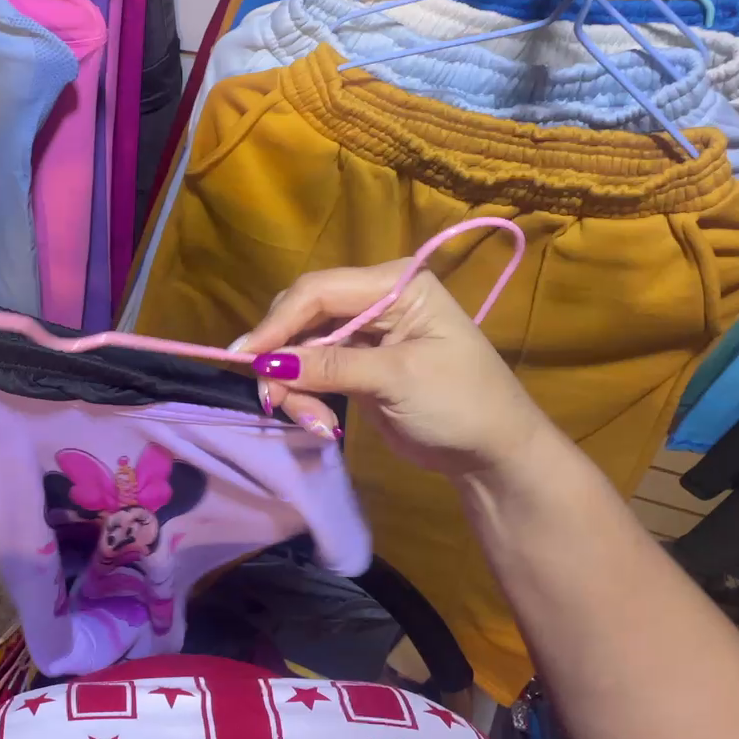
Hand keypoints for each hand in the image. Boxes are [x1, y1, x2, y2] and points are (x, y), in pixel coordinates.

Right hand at [235, 261, 551, 478]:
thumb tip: (267, 365)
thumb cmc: (461, 404)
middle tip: (269, 398)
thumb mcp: (397, 380)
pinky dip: (305, 397)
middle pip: (302, 317)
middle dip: (282, 359)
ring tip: (311, 422)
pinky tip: (319, 423)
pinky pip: (309, 372)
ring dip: (293, 387)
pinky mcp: (352, 364)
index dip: (278, 323)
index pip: (318, 291)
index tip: (245, 358)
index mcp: (395, 284)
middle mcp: (373, 300)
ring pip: (298, 348)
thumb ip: (331, 366)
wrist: (492, 453)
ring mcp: (362, 333)